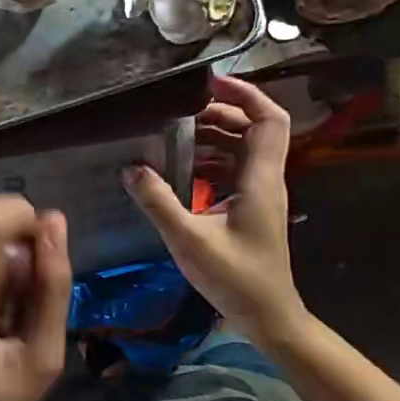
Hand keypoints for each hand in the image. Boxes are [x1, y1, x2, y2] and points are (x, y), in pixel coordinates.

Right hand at [123, 74, 306, 346]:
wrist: (268, 316)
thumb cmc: (237, 280)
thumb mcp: (190, 240)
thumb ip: (159, 203)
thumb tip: (131, 168)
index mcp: (260, 179)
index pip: (269, 119)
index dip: (245, 93)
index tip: (209, 84)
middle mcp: (265, 180)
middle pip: (253, 128)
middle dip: (219, 113)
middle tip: (180, 112)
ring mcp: (260, 195)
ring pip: (242, 149)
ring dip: (214, 137)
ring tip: (175, 135)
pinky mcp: (251, 209)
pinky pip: (233, 171)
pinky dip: (210, 162)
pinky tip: (181, 170)